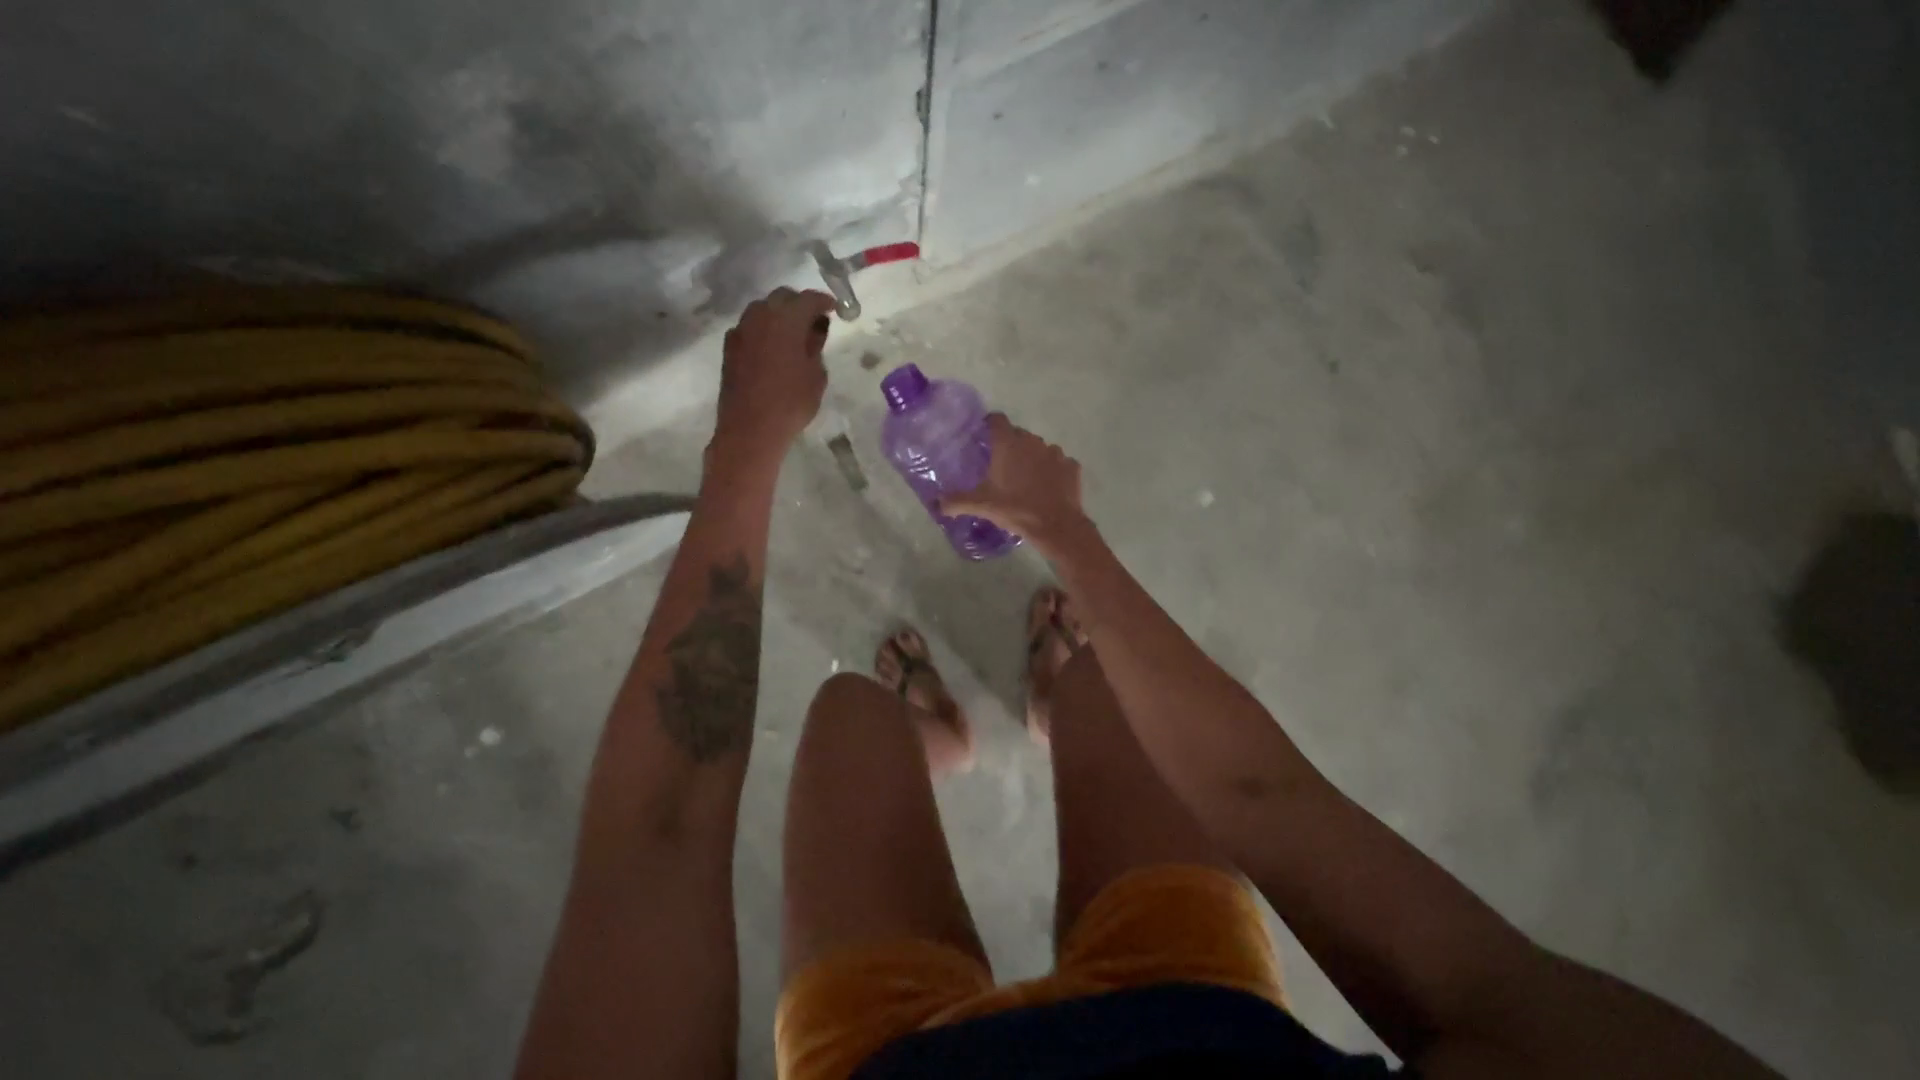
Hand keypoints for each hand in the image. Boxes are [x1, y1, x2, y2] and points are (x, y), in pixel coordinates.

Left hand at [712, 287, 835, 463]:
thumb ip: (816, 346)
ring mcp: (741, 330)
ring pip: (763, 309)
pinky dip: (764, 330)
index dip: (824, 301)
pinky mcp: (730, 347)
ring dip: (779, 315)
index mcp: (786, 319)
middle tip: (814, 321)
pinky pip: (750, 327)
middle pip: (782, 297)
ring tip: (793, 335)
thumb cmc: (791, 403)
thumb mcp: (816, 375)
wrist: (750, 429)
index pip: (808, 299)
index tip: (834, 309)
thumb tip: (814, 329)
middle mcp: (760, 316)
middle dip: (800, 304)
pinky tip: (772, 348)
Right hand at [939, 414, 1090, 554]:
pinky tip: (1047, 487)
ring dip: (1032, 458)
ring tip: (1025, 478)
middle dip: (1010, 445)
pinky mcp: (1071, 466)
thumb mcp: (981, 505)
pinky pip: (1059, 463)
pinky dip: (1052, 471)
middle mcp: (1032, 441)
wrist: (1056, 525)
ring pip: (1039, 448)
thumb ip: (957, 501)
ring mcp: (1055, 452)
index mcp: (1009, 444)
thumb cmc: (1015, 509)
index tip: (984, 437)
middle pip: (1018, 434)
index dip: (989, 425)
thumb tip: (937, 503)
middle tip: (1001, 465)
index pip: (997, 420)